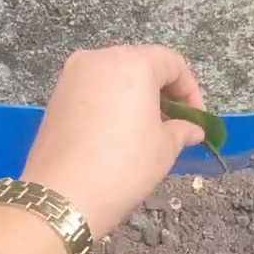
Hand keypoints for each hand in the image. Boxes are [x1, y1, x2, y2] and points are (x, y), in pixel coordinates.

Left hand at [22, 45, 208, 234]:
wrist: (64, 195)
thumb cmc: (123, 167)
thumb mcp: (164, 149)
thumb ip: (181, 131)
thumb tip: (192, 129)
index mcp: (132, 64)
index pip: (171, 63)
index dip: (190, 90)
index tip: (196, 118)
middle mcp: (100, 58)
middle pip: (141, 64)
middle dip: (162, 92)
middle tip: (174, 124)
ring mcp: (73, 75)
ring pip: (115, 76)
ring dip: (136, 97)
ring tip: (147, 131)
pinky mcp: (57, 95)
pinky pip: (94, 90)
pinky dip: (112, 103)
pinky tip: (118, 133)